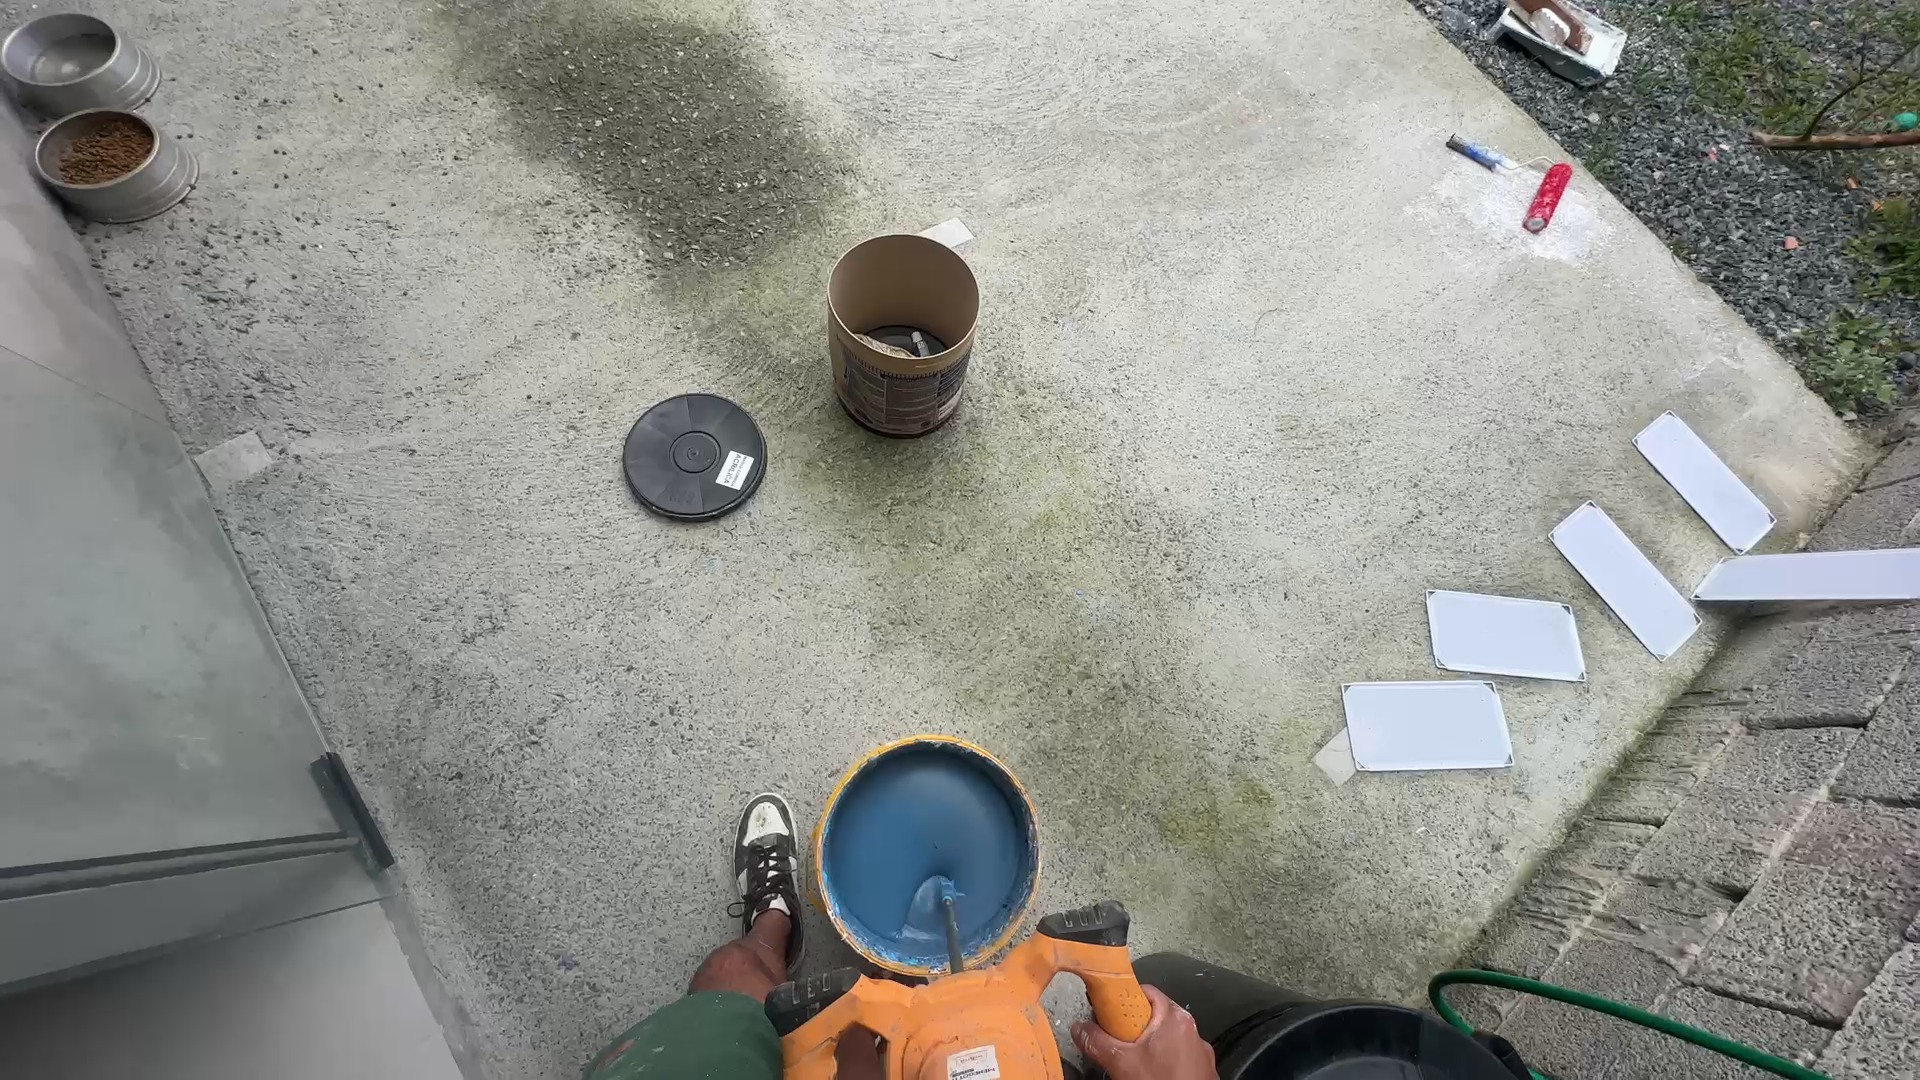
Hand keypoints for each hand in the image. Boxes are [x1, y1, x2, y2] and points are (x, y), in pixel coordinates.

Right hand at [1071, 984, 1215, 1079]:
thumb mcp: (1122, 1063)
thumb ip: (1097, 1042)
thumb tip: (1080, 1029)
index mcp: (1175, 1018)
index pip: (1144, 993)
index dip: (1125, 1002)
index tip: (1112, 1014)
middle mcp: (1192, 1031)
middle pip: (1155, 1017)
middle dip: (1136, 1029)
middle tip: (1122, 1045)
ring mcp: (1200, 1053)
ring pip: (1167, 1040)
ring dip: (1151, 1048)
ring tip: (1137, 1065)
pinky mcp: (1203, 1072)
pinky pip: (1180, 1058)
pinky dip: (1166, 1063)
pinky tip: (1154, 1076)